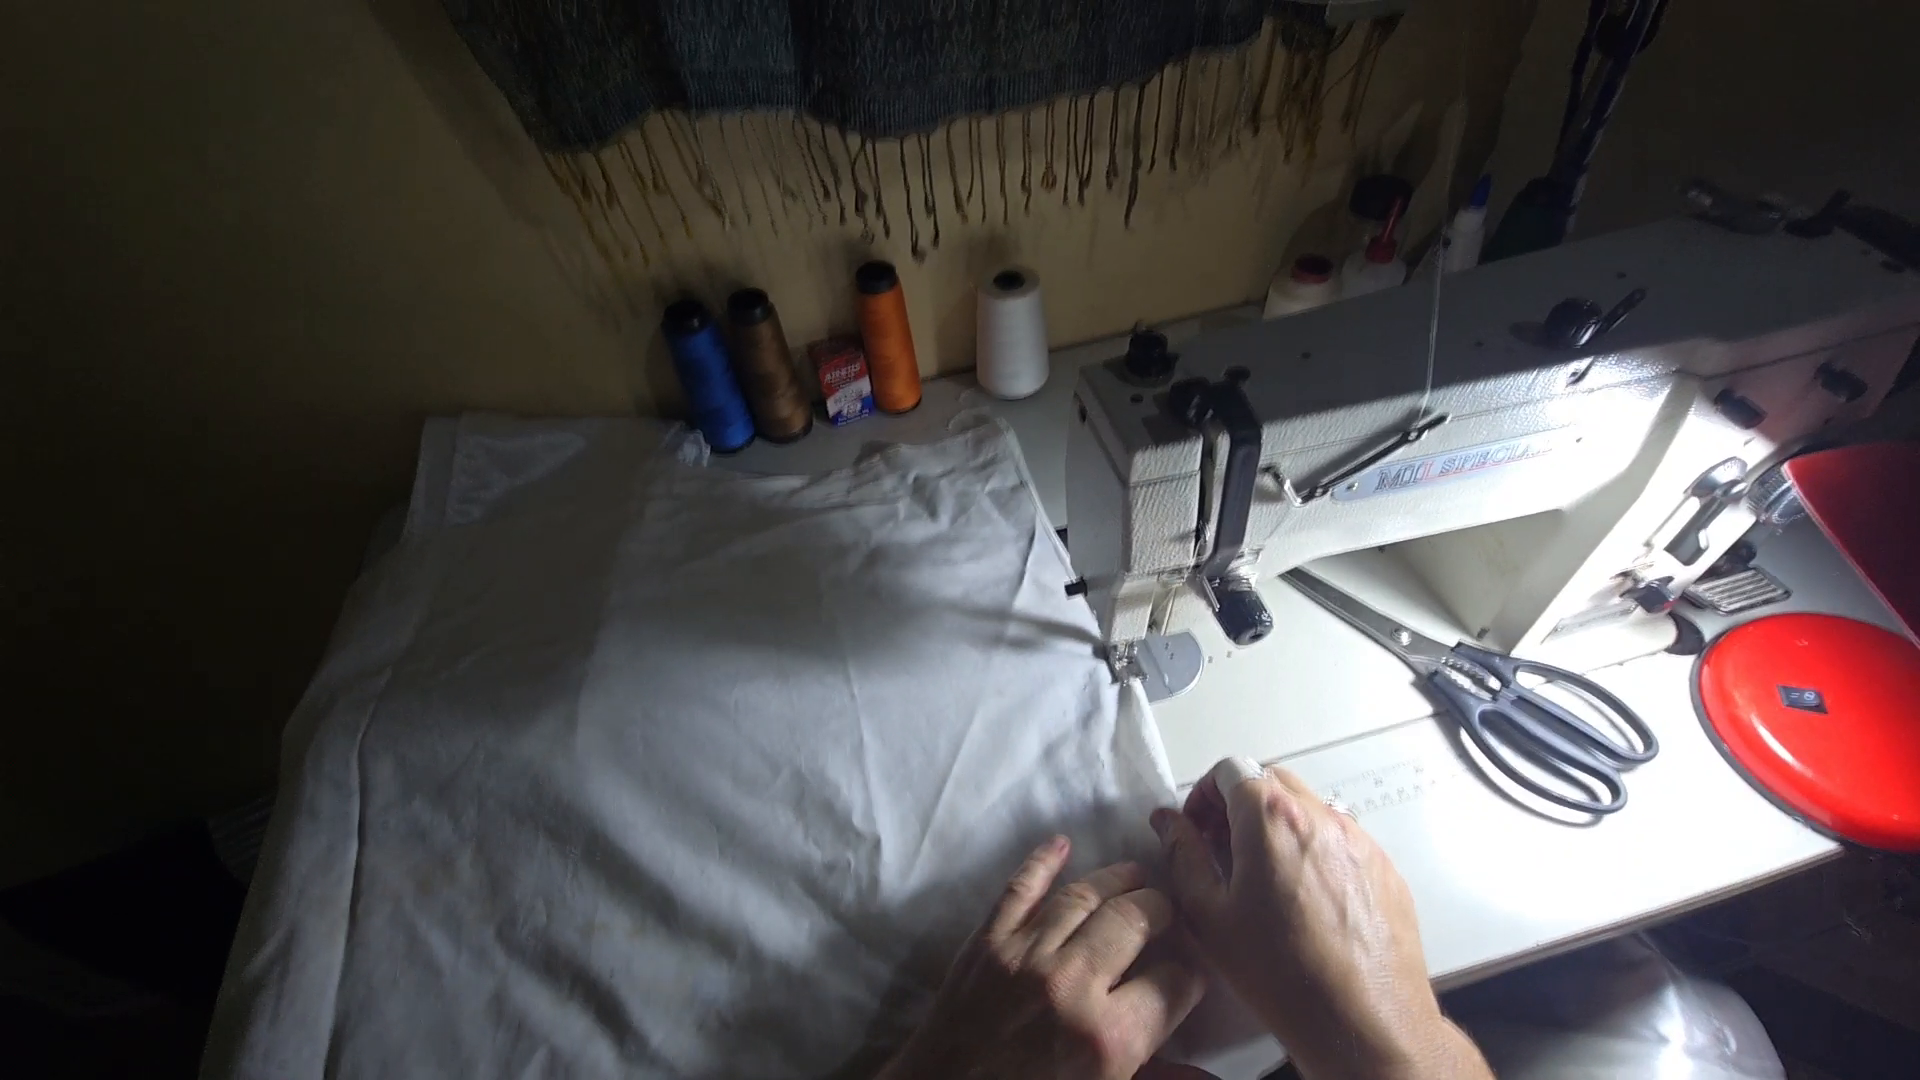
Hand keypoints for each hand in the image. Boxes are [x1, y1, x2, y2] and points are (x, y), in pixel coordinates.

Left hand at [877, 835, 1207, 1079]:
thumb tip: (1216, 1079)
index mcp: (1106, 1040)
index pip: (1172, 985)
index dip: (1189, 972)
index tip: (1191, 965)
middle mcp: (1070, 985)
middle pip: (1132, 922)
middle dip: (1159, 909)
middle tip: (1167, 909)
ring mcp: (1024, 953)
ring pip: (1083, 896)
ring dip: (1115, 878)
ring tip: (1136, 874)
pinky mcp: (987, 938)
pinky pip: (1019, 887)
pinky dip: (1042, 861)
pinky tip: (1062, 844)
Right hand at [1151, 758, 1490, 1079]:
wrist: (1367, 1027)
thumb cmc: (1281, 974)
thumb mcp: (1209, 914)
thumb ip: (1182, 853)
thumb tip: (1168, 821)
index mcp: (1271, 818)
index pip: (1229, 768)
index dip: (1205, 793)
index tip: (1199, 828)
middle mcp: (1319, 815)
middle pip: (1268, 779)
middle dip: (1239, 802)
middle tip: (1223, 846)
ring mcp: (1358, 839)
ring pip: (1305, 805)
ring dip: (1276, 822)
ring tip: (1264, 874)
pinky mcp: (1383, 866)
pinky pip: (1338, 836)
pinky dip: (1312, 847)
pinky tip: (1304, 896)